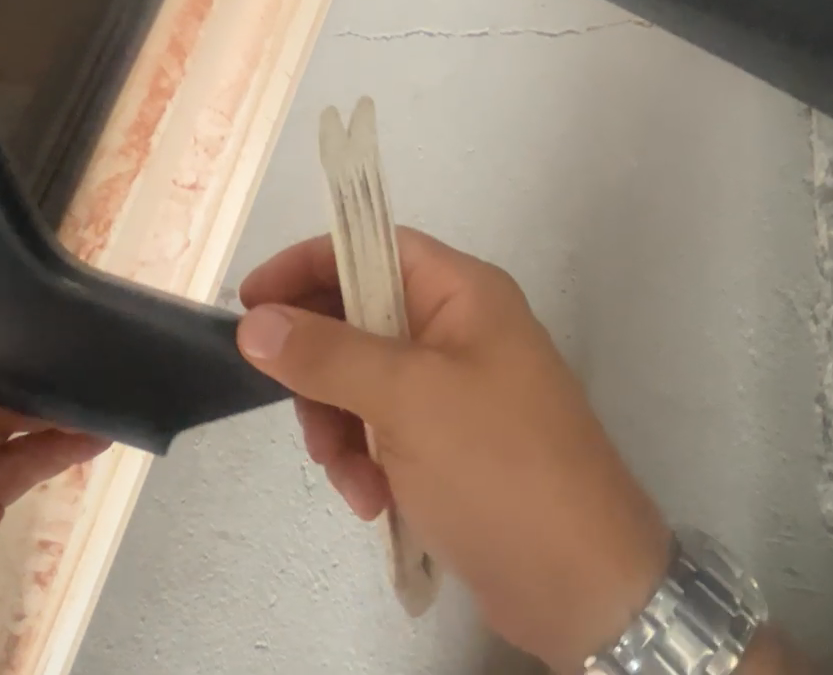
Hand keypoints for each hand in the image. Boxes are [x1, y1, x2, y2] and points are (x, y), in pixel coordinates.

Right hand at [235, 229, 670, 669]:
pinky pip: (380, 426)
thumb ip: (326, 354)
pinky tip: (372, 499)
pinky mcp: (446, 440)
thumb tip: (255, 322)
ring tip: (348, 475)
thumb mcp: (406, 399)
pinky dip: (364, 457)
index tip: (251, 301)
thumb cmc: (498, 466)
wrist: (581, 585)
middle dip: (320, 367)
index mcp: (461, 292)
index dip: (308, 265)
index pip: (370, 246)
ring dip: (338, 425)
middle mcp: (457, 328)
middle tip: (297, 409)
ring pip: (360, 378)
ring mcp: (452, 387)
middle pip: (357, 316)